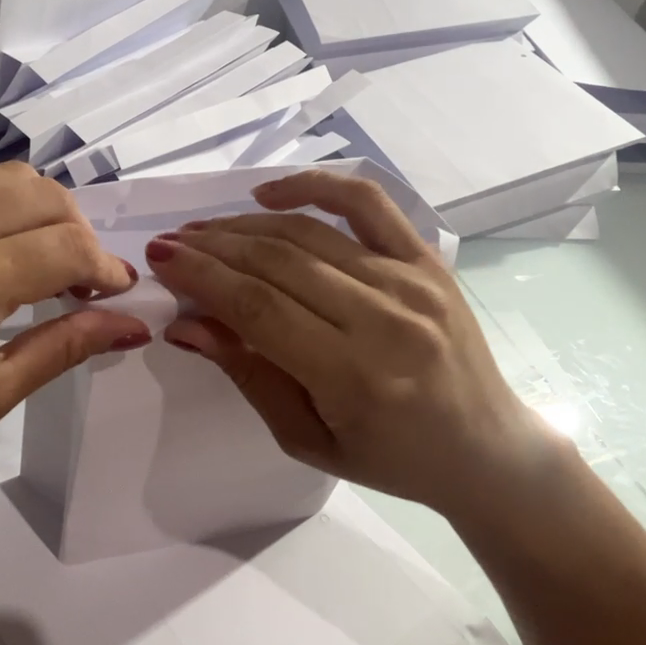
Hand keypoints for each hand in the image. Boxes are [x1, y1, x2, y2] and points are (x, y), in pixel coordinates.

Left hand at [0, 163, 146, 488]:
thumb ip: (61, 350)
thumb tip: (129, 324)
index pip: (69, 246)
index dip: (106, 268)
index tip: (119, 296)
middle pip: (45, 194)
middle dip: (81, 232)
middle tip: (84, 284)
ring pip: (8, 179)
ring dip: (43, 213)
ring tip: (44, 267)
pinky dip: (3, 209)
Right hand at [145, 170, 552, 518]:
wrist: (485, 449)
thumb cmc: (390, 458)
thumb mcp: (305, 438)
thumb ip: (247, 374)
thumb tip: (186, 323)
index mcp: (355, 375)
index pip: (258, 306)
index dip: (202, 277)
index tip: (160, 259)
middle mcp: (385, 319)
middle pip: (277, 262)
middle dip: (212, 247)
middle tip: (170, 243)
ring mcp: (412, 281)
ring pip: (309, 233)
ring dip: (244, 225)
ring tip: (203, 230)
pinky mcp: (427, 260)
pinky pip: (366, 203)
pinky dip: (314, 185)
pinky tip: (270, 193)